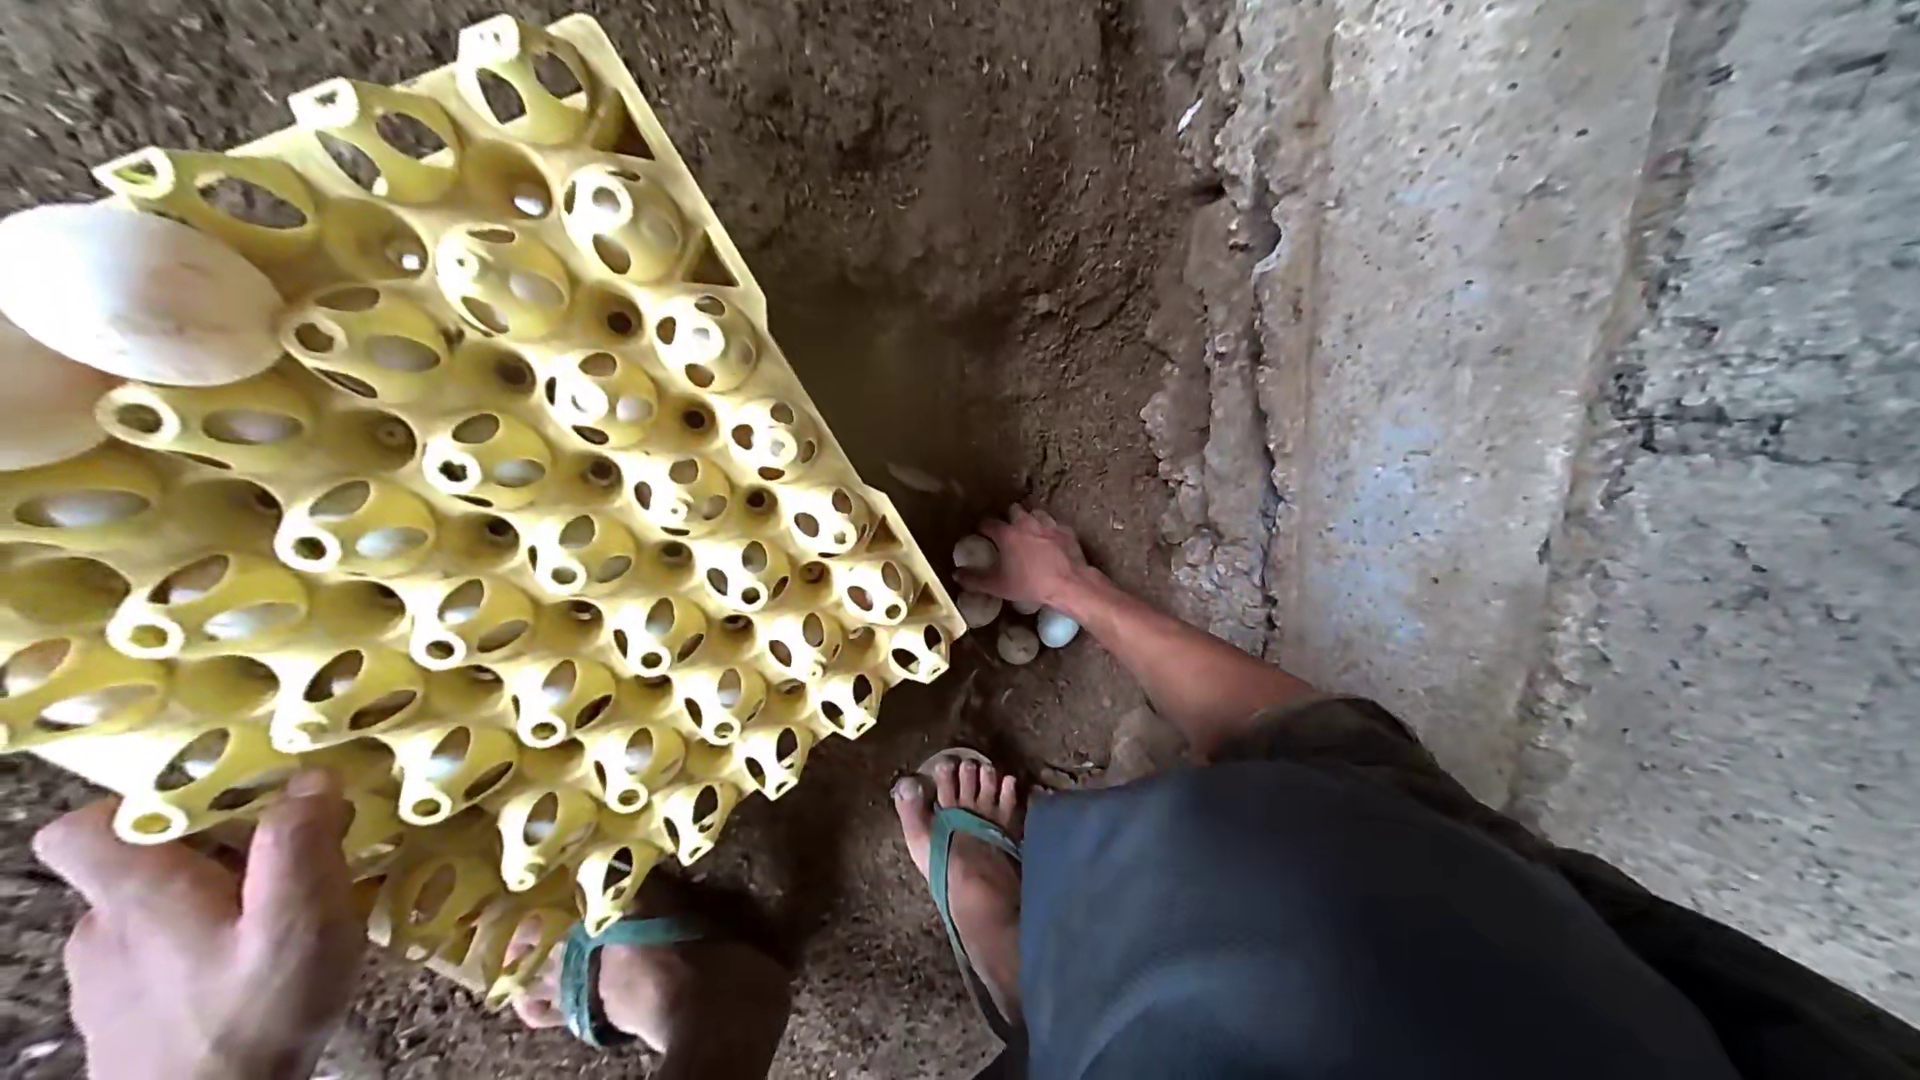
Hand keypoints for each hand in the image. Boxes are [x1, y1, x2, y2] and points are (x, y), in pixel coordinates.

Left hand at [34, 770, 364, 1079]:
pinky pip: (171, 930)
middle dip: (227, 832)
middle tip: (304, 840)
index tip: (232, 786)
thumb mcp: (301, 920)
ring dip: (229, 877)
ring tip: (297, 892)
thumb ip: (301, 844)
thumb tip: (309, 776)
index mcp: (139, 898)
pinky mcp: (131, 996)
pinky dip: (219, 918)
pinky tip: (267, 940)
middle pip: (149, 851)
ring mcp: (113, 966)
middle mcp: (107, 925)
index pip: (85, 828)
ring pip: (166, 890)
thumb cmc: (257, 1012)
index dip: (148, 795)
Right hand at [957, 505, 1094, 610]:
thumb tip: (956, 574)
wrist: (1069, 584)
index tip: (981, 532)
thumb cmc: (1030, 584)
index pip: (988, 522)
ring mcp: (1048, 524)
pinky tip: (1051, 540)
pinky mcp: (1066, 531)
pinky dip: (1051, 530)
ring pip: (1036, 513)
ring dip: (1031, 519)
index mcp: (1007, 533)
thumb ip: (974, 579)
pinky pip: (1055, 525)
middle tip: (1008, 530)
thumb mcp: (998, 586)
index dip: (982, 526)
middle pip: (1013, 510)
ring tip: (1030, 532)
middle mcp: (1026, 522)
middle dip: (1009, 517)